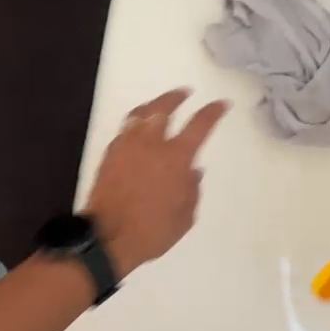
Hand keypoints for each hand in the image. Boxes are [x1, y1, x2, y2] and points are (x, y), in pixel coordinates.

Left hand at [83, 89, 229, 277]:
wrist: (108, 237)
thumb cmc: (152, 231)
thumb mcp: (185, 217)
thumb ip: (192, 190)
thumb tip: (193, 171)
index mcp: (175, 158)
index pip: (199, 125)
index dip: (212, 112)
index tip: (221, 104)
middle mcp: (151, 144)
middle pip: (163, 108)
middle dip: (176, 97)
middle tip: (185, 93)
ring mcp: (127, 146)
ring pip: (140, 114)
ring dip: (153, 105)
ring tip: (160, 105)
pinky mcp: (109, 154)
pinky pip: (125, 128)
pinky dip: (135, 122)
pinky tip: (138, 127)